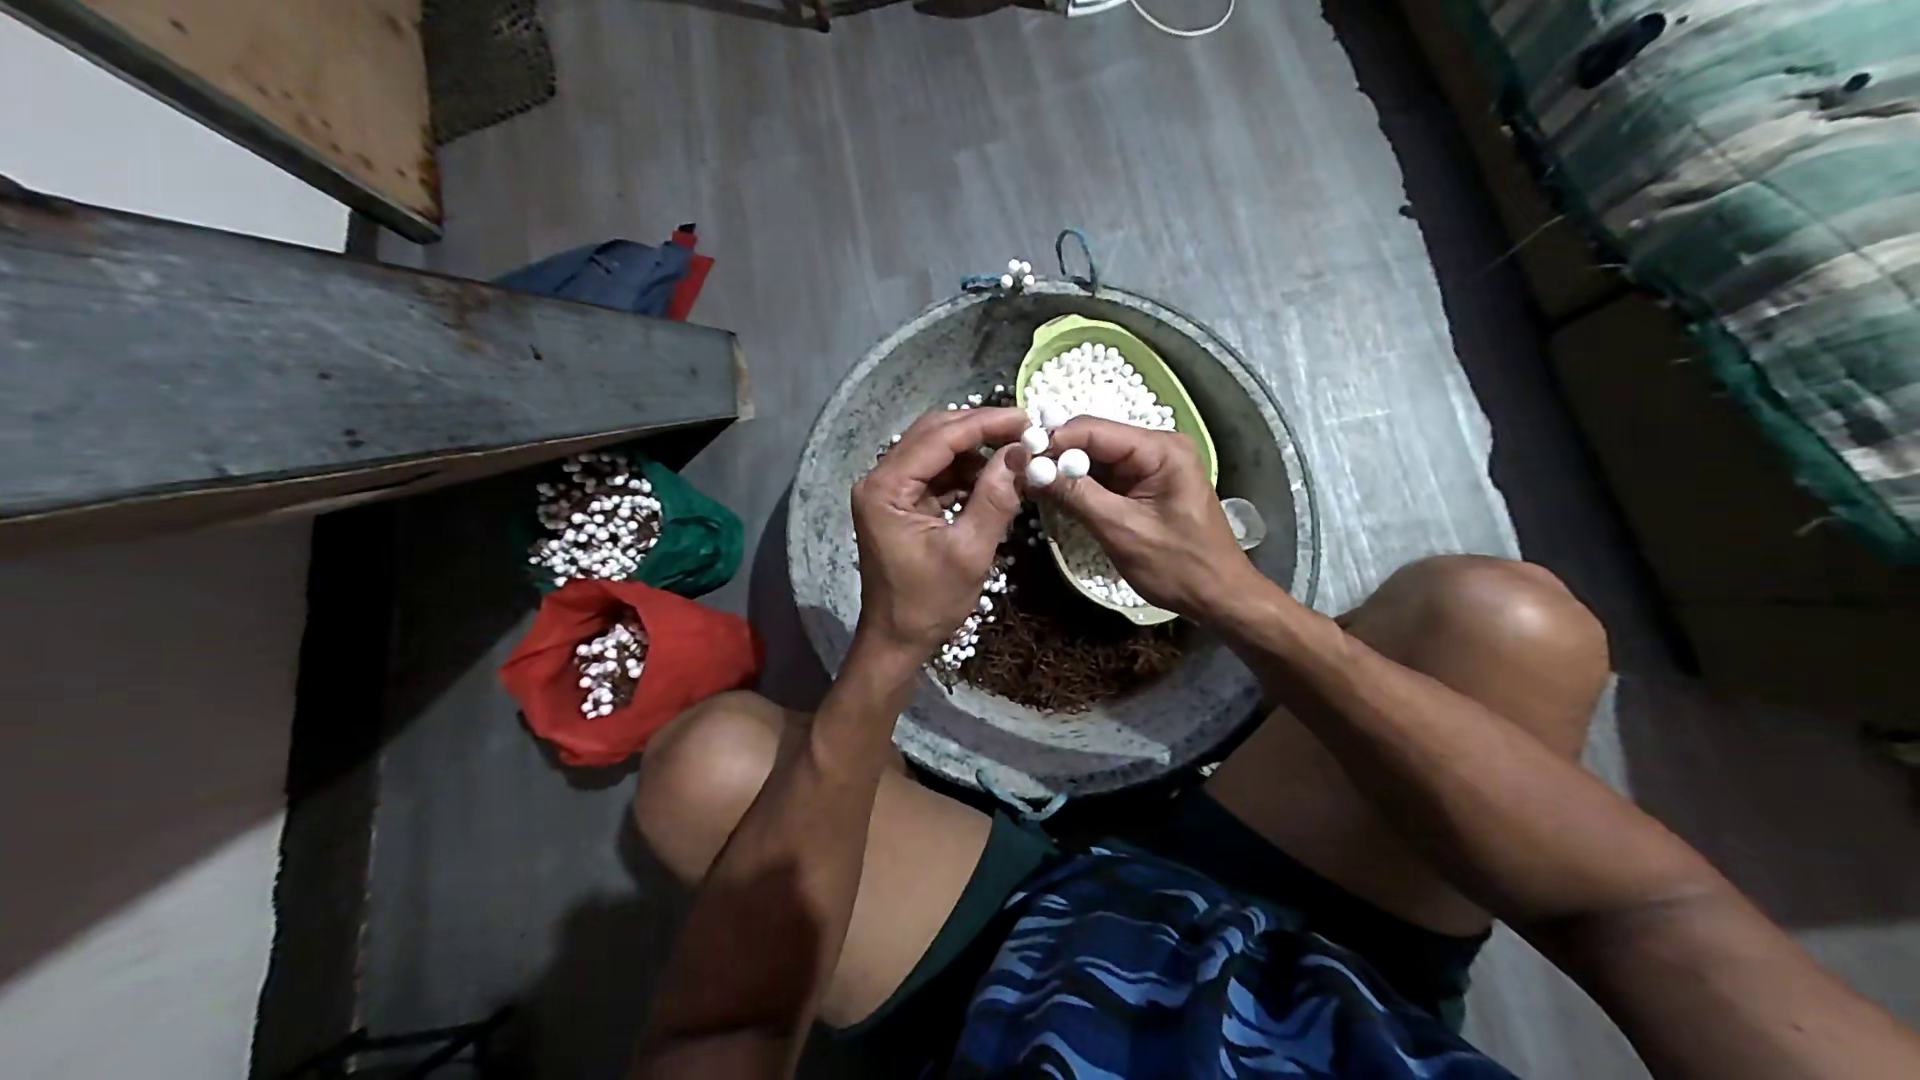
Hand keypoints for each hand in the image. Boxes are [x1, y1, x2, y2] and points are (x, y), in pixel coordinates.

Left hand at [852, 407, 1027, 655]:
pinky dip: (966, 474)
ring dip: (976, 452)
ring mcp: (888, 491)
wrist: (896, 639)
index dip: (986, 423)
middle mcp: (880, 480)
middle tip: (1026, 433)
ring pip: (936, 452)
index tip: (1027, 420)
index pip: (940, 437)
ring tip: (1016, 458)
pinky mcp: (900, 504)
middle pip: (934, 434)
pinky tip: (995, 479)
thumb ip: (995, 498)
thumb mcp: (969, 552)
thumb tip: (1024, 454)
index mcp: (886, 488)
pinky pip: (936, 475)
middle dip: (981, 431)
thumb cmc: (928, 603)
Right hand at [1038, 417, 1261, 619]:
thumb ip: (1076, 495)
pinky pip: (1104, 477)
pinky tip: (1055, 497)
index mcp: (1161, 449)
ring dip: (1065, 473)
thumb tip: (1030, 469)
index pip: (1094, 430)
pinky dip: (1080, 487)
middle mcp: (1157, 448)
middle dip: (1056, 457)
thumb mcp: (1122, 530)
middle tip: (1020, 475)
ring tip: (1031, 486)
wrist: (1218, 596)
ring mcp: (1151, 466)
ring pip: (1095, 459)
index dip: (1054, 441)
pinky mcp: (1144, 485)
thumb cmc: (1178, 566)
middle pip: (1093, 440)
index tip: (1018, 459)